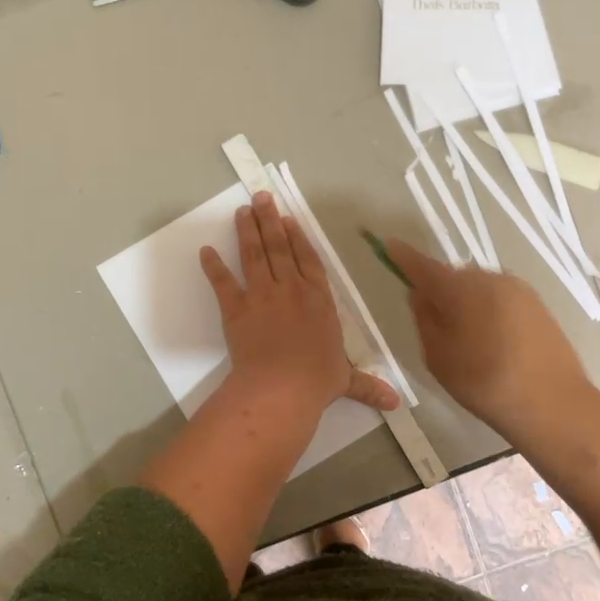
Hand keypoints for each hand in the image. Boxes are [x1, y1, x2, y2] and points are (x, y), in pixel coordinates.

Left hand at [201, 192, 399, 417]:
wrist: (281, 387)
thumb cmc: (316, 381)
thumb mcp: (345, 380)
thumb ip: (367, 385)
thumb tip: (394, 402)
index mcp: (320, 300)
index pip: (308, 261)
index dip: (298, 238)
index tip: (288, 219)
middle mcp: (291, 290)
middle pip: (280, 248)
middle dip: (270, 221)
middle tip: (260, 197)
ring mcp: (262, 296)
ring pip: (253, 256)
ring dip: (246, 232)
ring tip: (240, 211)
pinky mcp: (236, 309)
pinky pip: (222, 283)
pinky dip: (213, 267)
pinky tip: (205, 252)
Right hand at [385, 238, 592, 433]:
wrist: (552, 402)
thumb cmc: (484, 382)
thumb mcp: (438, 356)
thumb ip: (424, 318)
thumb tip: (421, 294)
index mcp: (461, 289)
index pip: (424, 266)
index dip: (405, 258)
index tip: (390, 246)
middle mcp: (491, 279)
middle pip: (454, 275)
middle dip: (439, 289)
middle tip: (432, 323)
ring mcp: (519, 289)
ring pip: (478, 287)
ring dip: (465, 301)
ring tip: (465, 338)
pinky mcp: (537, 304)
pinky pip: (499, 298)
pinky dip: (487, 310)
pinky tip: (490, 341)